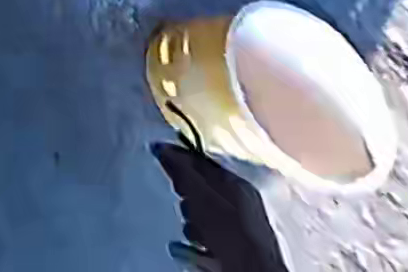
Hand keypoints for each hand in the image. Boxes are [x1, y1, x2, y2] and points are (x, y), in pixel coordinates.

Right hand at [151, 143, 289, 271]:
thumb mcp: (198, 192)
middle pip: (199, 188)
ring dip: (191, 220)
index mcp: (236, 183)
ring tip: (194, 232)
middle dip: (185, 195)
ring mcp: (239, 227)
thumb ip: (179, 168)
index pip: (200, 161)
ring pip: (201, 213)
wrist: (249, 271)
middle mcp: (240, 203)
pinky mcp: (233, 249)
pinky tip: (196, 245)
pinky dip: (198, 236)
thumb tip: (161, 148)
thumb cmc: (227, 230)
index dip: (178, 157)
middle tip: (182, 200)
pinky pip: (206, 233)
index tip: (158, 155)